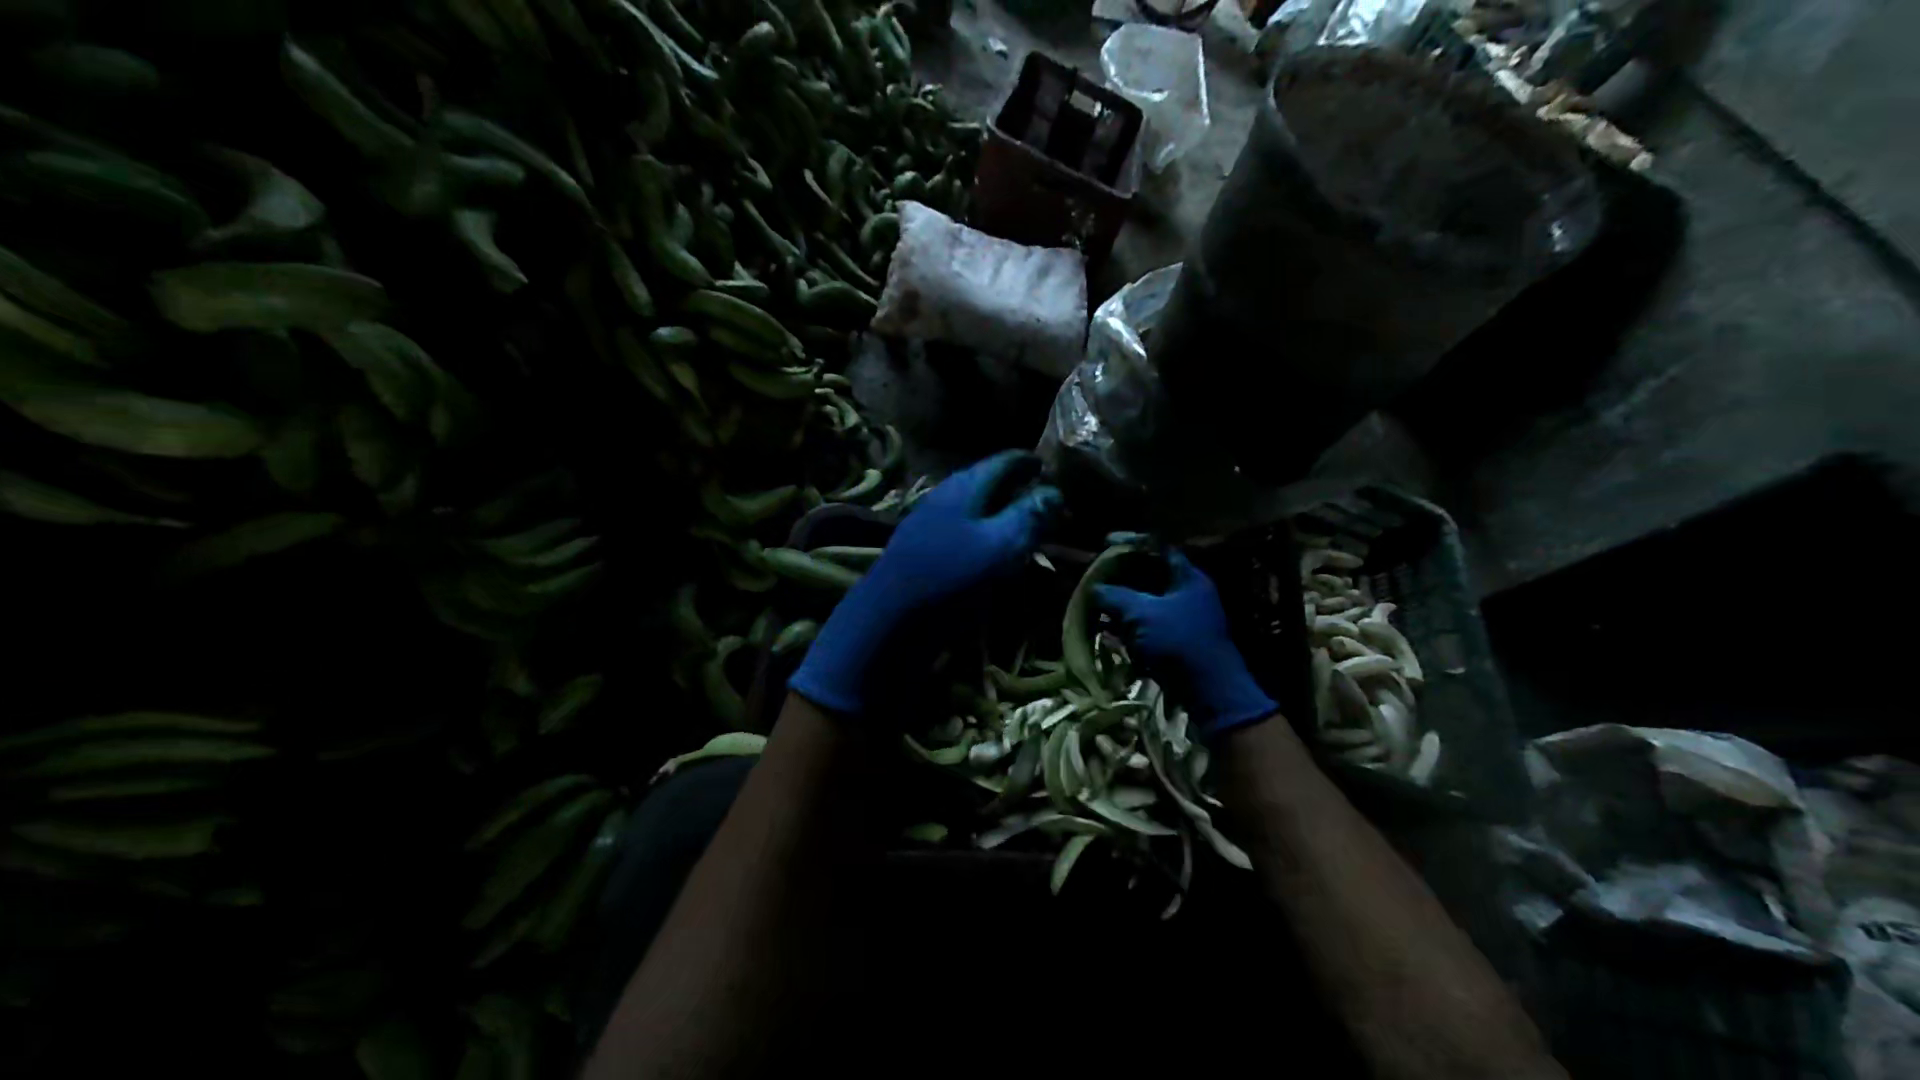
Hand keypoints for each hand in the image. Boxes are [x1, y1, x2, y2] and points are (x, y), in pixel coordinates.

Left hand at [790, 451, 1060, 719]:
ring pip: (973, 506)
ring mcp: (929, 522)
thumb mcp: (1000, 545)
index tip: (1050, 468)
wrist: (888, 620)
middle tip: (1043, 500)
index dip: (1030, 462)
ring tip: (1022, 526)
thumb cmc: (950, 576)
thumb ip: (1029, 516)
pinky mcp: (922, 550)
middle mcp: (945, 495)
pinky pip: (961, 530)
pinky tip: (990, 551)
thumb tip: (1056, 492)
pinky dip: (982, 532)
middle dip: (1016, 487)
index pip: (1005, 460)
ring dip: (998, 511)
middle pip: (987, 481)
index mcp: (966, 485)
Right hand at [1093, 550, 1275, 738]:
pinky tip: (1106, 630)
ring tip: (1095, 603)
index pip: (1157, 546)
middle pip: (1148, 573)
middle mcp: (1187, 592)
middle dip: (1119, 575)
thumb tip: (1093, 589)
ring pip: (1145, 599)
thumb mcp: (1141, 614)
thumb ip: (1114, 596)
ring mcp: (1182, 617)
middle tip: (1095, 577)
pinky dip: (1127, 624)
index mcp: (1187, 576)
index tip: (1105, 543)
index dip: (1130, 541)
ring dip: (1120, 601)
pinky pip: (1146, 623)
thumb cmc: (1178, 642)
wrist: (1210, 692)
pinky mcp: (1175, 640)